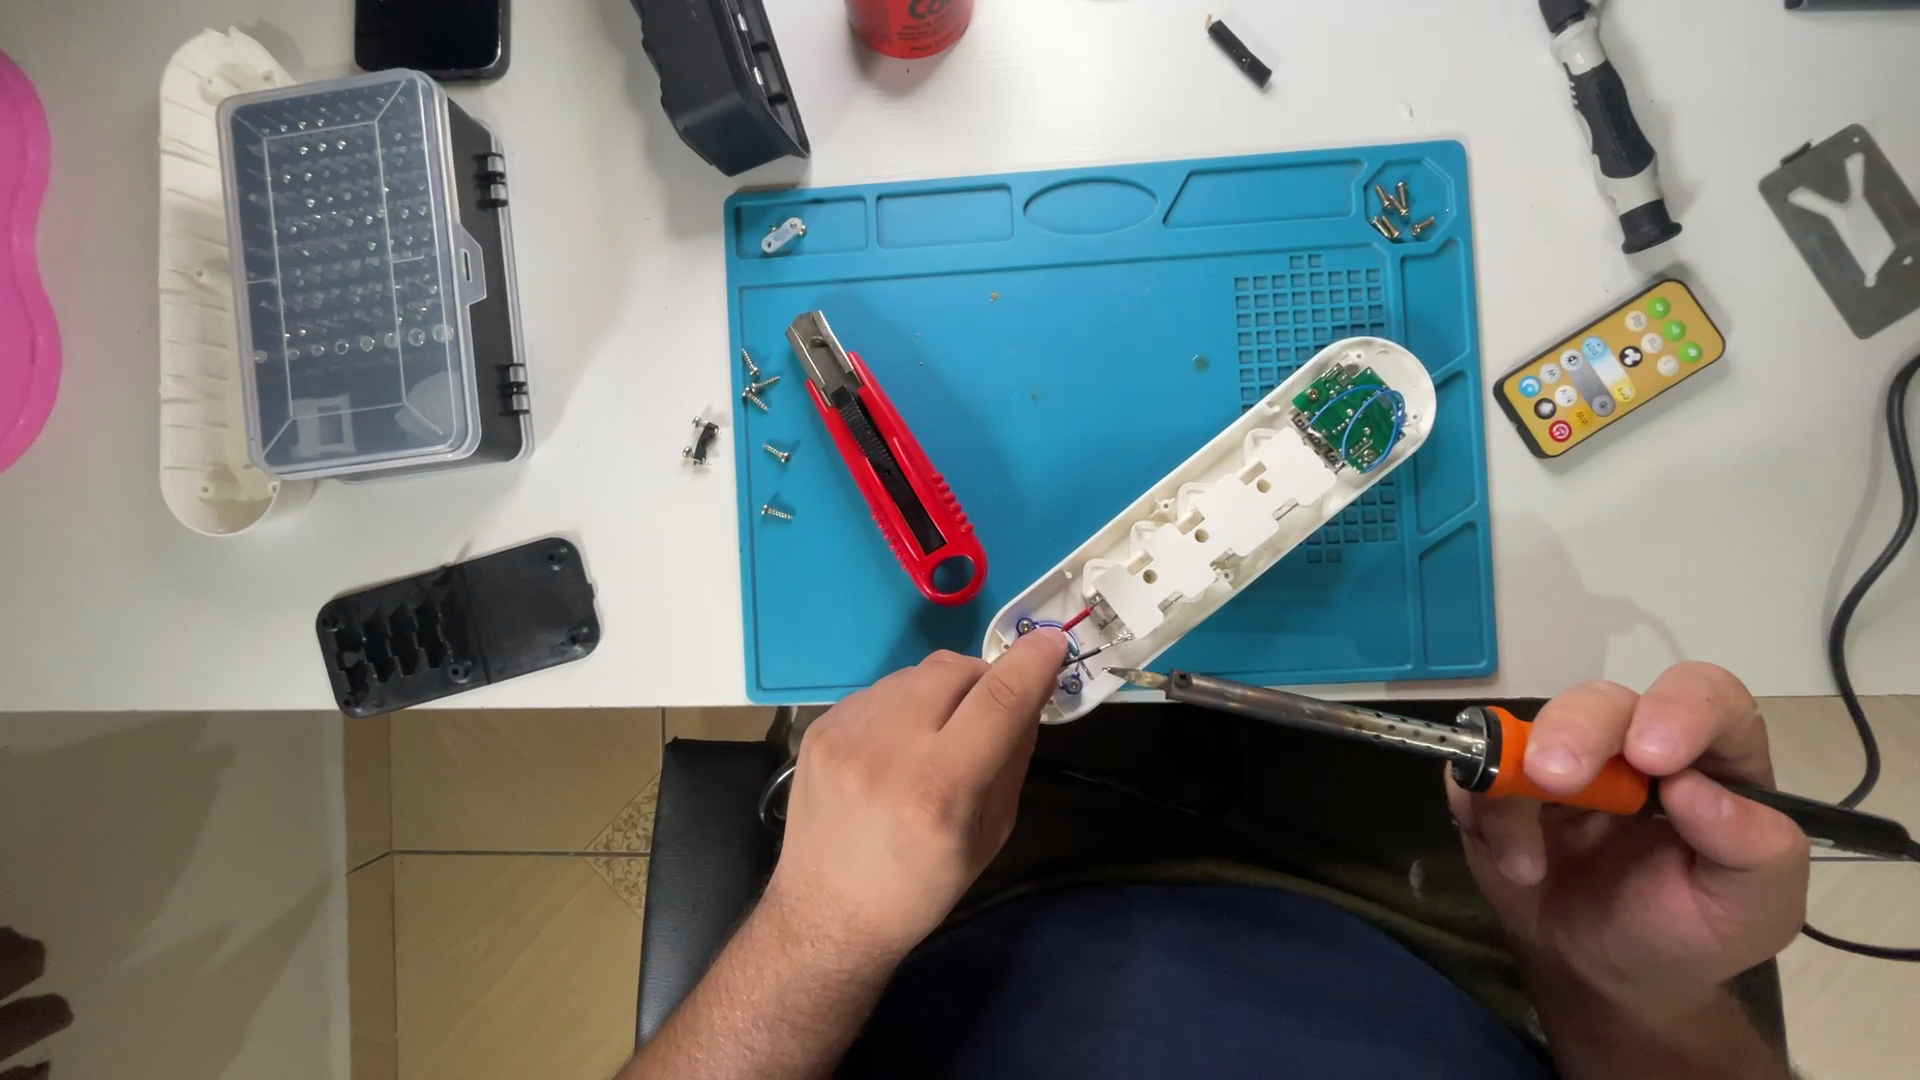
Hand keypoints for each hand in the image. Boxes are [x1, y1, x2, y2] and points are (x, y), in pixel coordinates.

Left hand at [763, 630, 1069, 964]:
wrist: (824, 915)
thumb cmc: (920, 888)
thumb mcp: (989, 835)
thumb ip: (1014, 758)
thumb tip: (1032, 694)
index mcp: (938, 790)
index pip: (996, 702)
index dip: (1031, 664)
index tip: (1053, 641)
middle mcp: (887, 751)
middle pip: (953, 669)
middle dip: (984, 676)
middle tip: (991, 705)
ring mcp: (844, 734)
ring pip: (915, 673)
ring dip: (942, 690)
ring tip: (937, 731)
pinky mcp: (819, 727)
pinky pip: (880, 690)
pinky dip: (903, 704)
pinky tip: (896, 743)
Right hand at [1446, 663, 1809, 1019]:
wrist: (1594, 967)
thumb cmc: (1682, 934)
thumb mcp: (1749, 912)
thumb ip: (1755, 853)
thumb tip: (1696, 791)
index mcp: (1705, 763)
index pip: (1705, 696)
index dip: (1679, 708)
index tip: (1651, 757)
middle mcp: (1626, 747)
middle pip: (1600, 700)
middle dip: (1572, 731)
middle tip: (1554, 780)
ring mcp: (1555, 758)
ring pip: (1523, 727)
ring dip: (1512, 783)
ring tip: (1525, 860)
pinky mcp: (1497, 779)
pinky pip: (1471, 768)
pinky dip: (1482, 812)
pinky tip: (1511, 860)